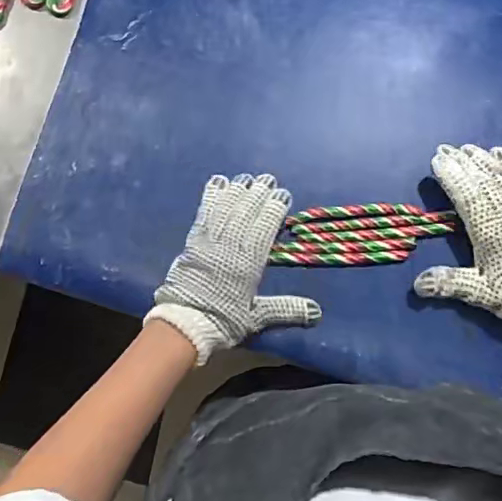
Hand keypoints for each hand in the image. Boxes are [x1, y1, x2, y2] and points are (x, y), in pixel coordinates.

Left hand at [147, 174, 321, 363]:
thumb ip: (285, 309)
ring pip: (226, 210)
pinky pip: (204, 213)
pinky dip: (211, 197)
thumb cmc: (223, 320)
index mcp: (249, 262)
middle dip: (257, 195)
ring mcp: (209, 241)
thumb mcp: (257, 317)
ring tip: (245, 179)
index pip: (264, 228)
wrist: (185, 321)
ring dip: (236, 192)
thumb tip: (316, 312)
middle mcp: (230, 246)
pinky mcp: (192, 242)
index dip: (274, 210)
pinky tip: (216, 184)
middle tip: (266, 179)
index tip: (282, 194)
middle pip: (245, 213)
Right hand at [413, 145, 501, 346]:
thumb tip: (417, 284)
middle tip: (448, 148)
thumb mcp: (483, 292)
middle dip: (464, 163)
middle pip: (483, 181)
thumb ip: (450, 283)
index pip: (466, 195)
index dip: (452, 176)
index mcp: (490, 231)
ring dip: (486, 161)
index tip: (438, 160)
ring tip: (471, 148)